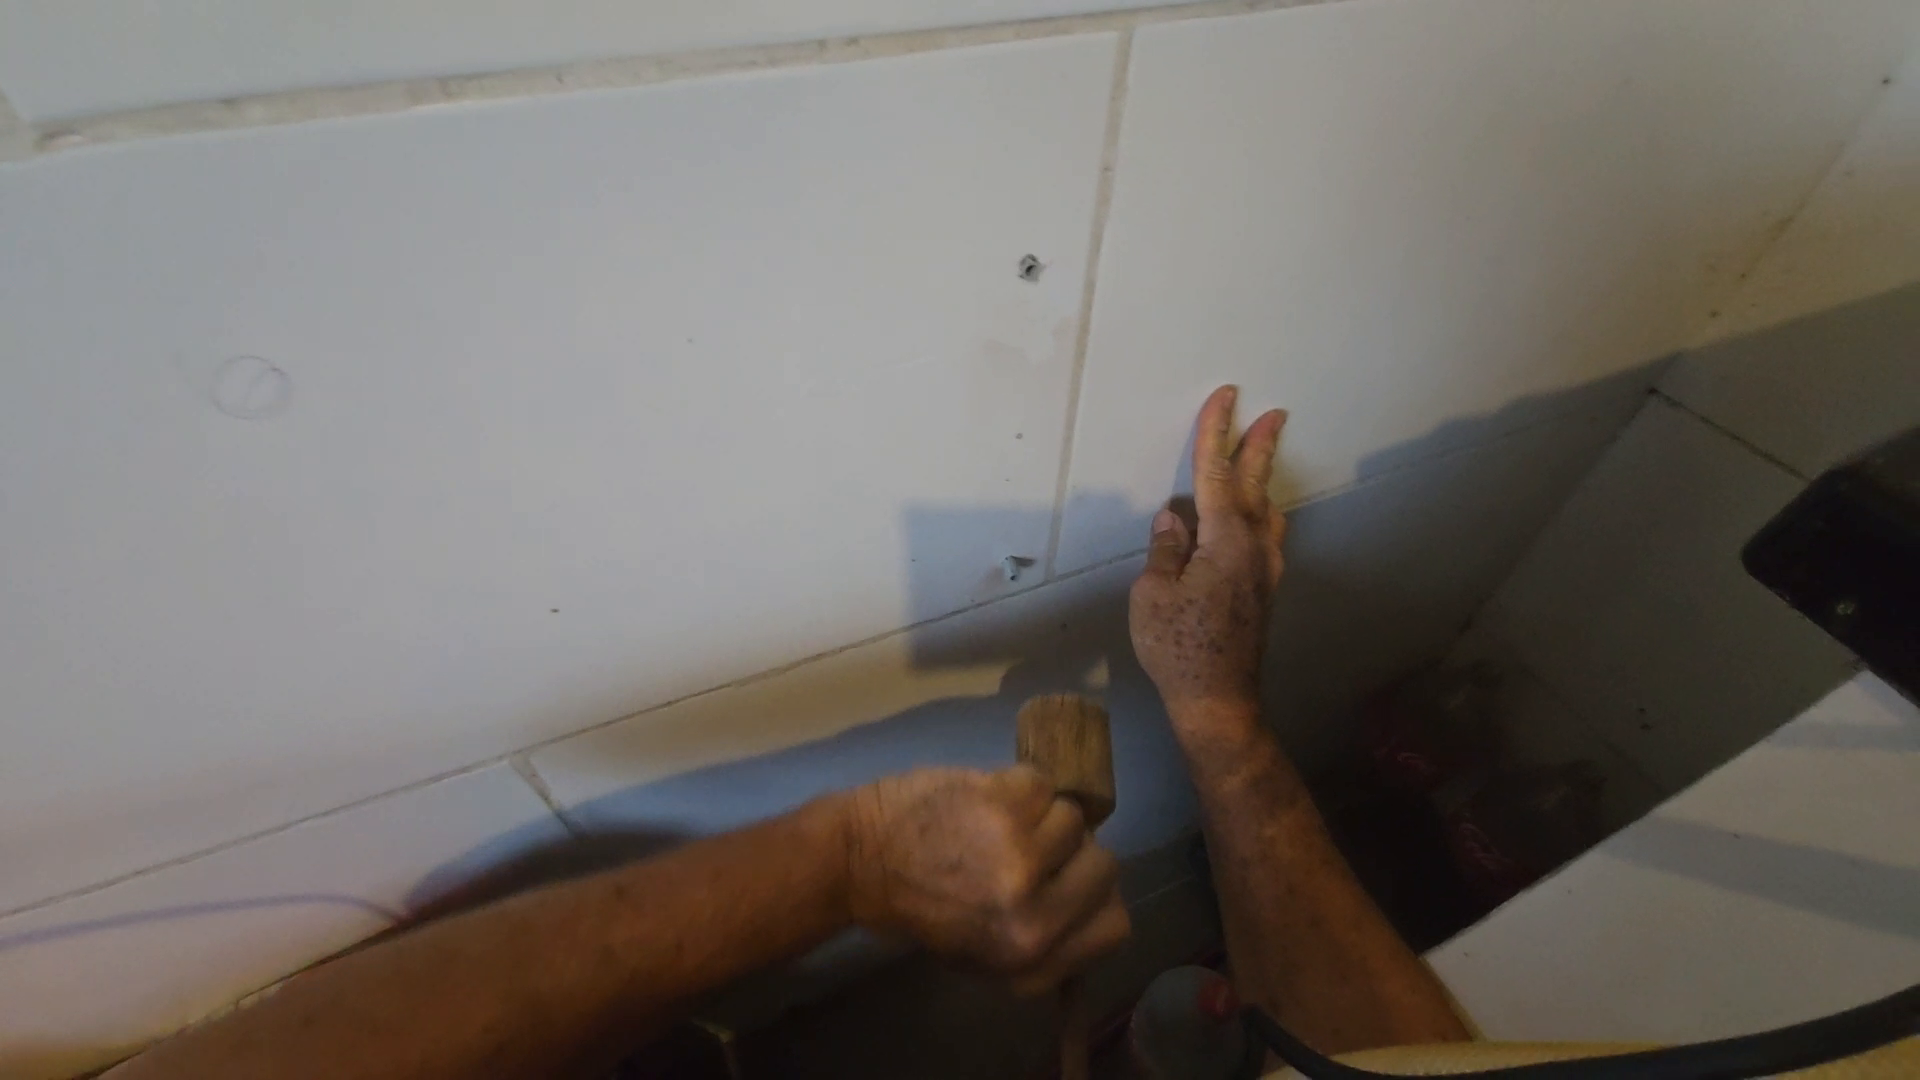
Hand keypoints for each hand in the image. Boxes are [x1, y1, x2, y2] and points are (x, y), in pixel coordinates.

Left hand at [840, 766, 1129, 994]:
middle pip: (1104, 862)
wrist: (863, 855)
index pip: (1116, 922)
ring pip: (1074, 815)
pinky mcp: (1002, 797)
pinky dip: (1019, 783)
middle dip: (1074, 851)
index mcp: (1031, 950)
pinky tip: (988, 795)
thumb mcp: (986, 958)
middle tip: (1035, 843)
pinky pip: (1042, 781)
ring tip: (1002, 818)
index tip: (1073, 881)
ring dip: (1044, 813)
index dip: (1098, 898)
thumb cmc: (921, 908)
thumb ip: (1047, 944)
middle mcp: (1033, 903)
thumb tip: (1096, 912)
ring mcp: (1020, 845)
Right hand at [1129, 386, 1286, 730]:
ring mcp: (1264, 571)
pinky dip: (1259, 512)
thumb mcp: (1155, 594)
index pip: (1217, 476)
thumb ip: (1166, 550)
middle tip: (1273, 414)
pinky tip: (1255, 516)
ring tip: (1262, 457)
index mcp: (1226, 543)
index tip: (1225, 398)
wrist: (1217, 699)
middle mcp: (1255, 549)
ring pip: (1267, 512)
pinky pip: (1265, 535)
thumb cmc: (1177, 646)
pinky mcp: (1262, 590)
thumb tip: (1172, 518)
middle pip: (1255, 487)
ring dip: (1262, 480)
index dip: (1217, 434)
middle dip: (1259, 447)